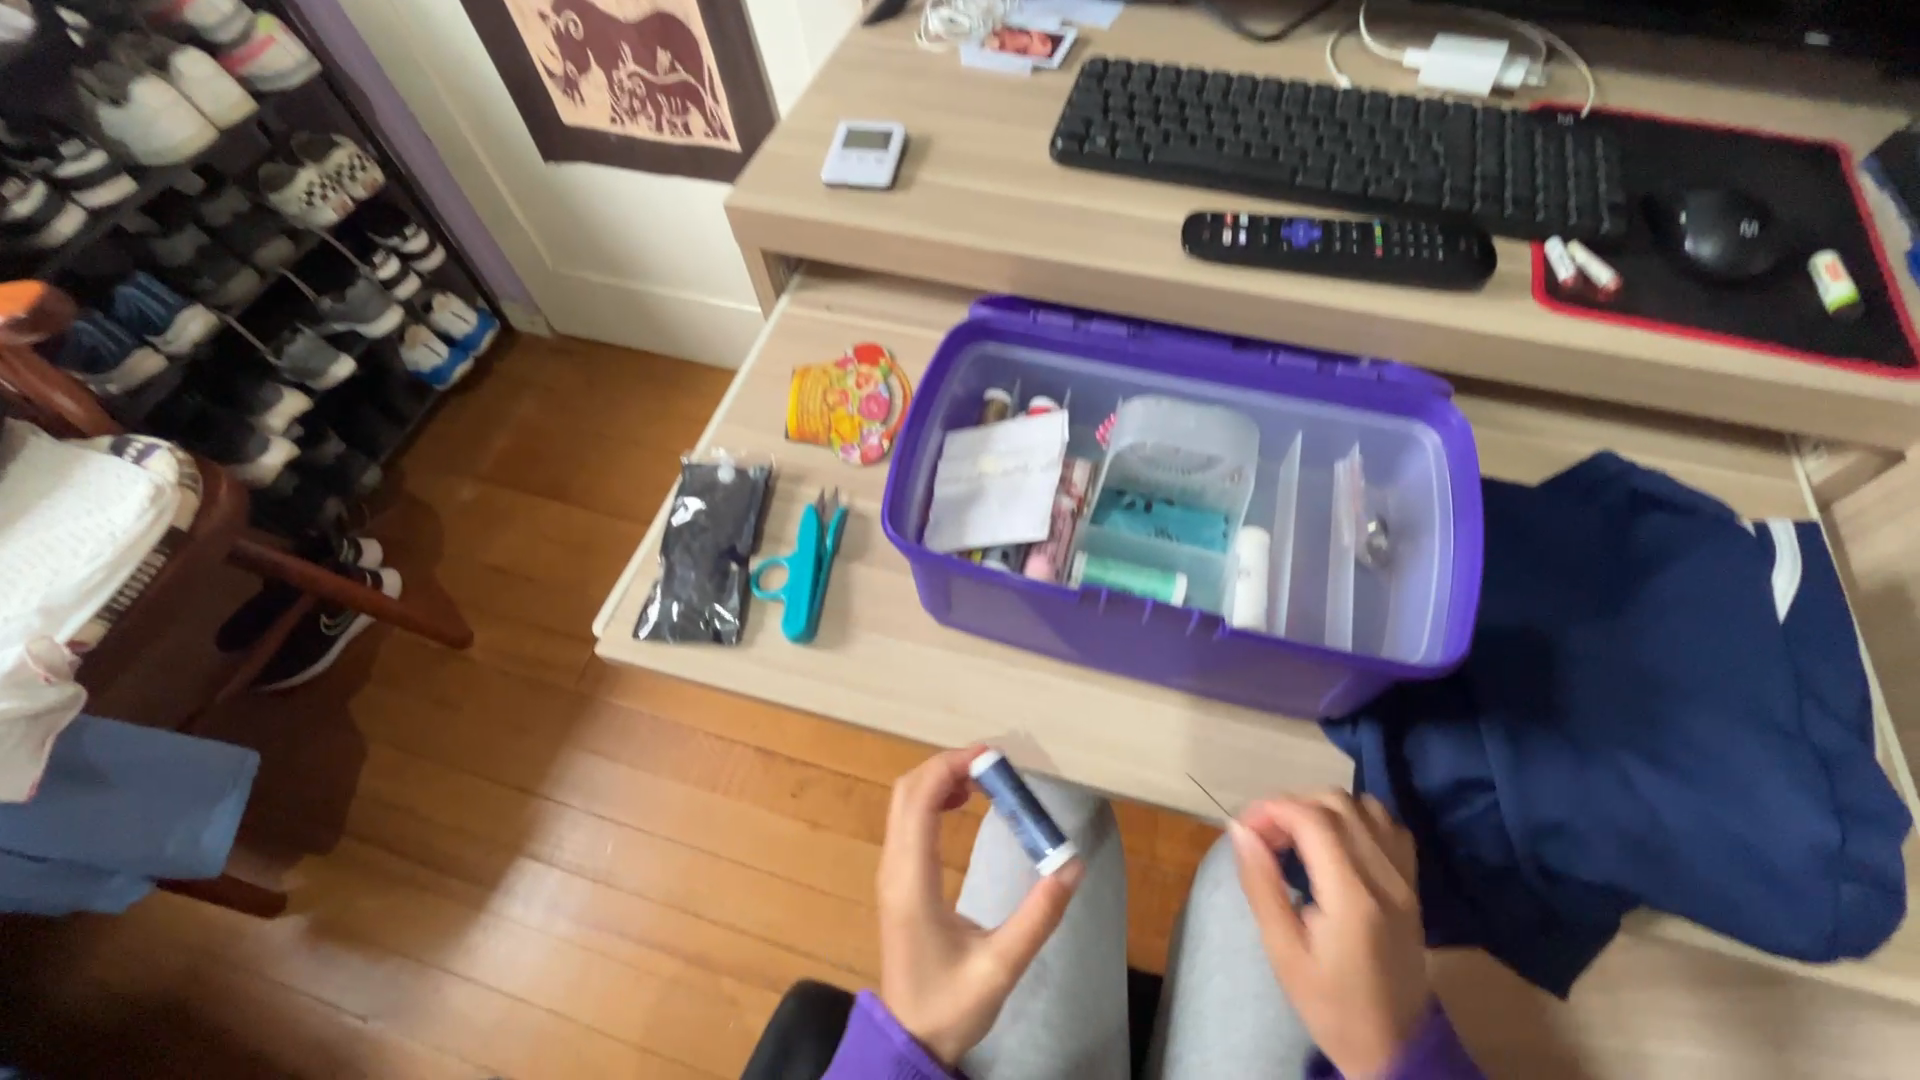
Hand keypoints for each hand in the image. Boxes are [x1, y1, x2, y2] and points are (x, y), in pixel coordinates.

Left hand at [877, 747, 1083, 1066]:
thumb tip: (1073, 865)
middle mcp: (893, 868)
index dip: (950, 767)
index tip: (991, 756)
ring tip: (983, 777)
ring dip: (938, 779)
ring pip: (903, 802)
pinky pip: (907, 820)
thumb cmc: (952, 1007)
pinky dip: (931, 798)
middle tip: (993, 763)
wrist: (910, 1038)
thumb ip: (1040, 916)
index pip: (919, 802)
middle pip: (906, 791)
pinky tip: (962, 803)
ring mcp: (890, 873)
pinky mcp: (897, 879)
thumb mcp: (1003, 966)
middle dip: (946, 765)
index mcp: (912, 882)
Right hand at [1229, 791, 1430, 1079]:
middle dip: (1292, 805)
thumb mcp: (1282, 951)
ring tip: (1296, 835)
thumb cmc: (1329, 1005)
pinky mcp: (1413, 885)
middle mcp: (1385, 878)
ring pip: (1364, 806)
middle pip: (1337, 804)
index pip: (1313, 819)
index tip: (1245, 829)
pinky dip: (1355, 819)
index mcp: (1352, 897)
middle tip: (1265, 835)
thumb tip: (1239, 829)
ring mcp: (1405, 879)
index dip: (1272, 809)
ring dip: (1322, 808)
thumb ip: (1261, 884)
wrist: (1394, 1048)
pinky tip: (1333, 842)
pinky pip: (1388, 826)